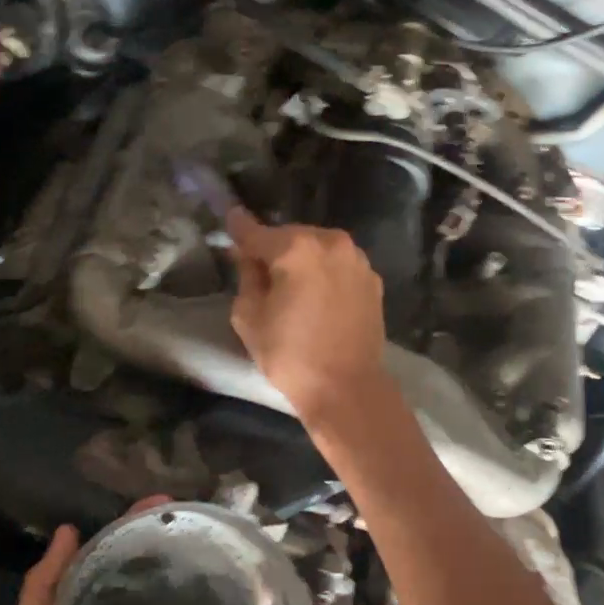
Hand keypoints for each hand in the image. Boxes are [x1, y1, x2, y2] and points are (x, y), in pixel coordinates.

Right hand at [227, 208, 388, 422]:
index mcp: (297, 249)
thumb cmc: (290, 355)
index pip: (257, 232)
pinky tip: (318, 297)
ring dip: (302, 261)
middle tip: (260, 272)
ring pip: (318, 249)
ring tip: (292, 287)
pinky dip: (325, 274)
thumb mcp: (249, 317)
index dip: (239, 228)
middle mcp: (331, 243)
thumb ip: (246, 277)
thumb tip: (249, 257)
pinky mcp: (373, 280)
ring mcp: (357, 260)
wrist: (347, 388)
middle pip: (291, 237)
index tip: (231, 216)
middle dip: (274, 250)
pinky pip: (339, 266)